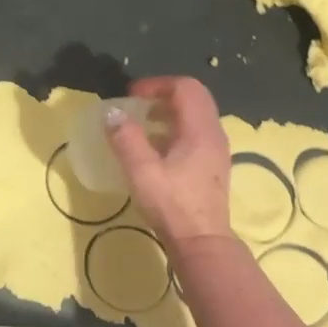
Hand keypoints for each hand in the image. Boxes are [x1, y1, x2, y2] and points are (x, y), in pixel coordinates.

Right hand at [106, 77, 233, 247]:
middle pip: (194, 98)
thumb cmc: (172, 204)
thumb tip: (111, 113)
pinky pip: (195, 134)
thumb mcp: (141, 170)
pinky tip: (154, 149)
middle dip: (163, 95)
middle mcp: (214, 134)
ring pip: (195, 116)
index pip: (186, 87)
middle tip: (136, 105)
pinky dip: (174, 130)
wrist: (201, 242)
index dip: (157, 84)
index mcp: (201, 130)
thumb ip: (126, 138)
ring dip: (168, 112)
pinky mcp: (212, 166)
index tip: (131, 96)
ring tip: (142, 125)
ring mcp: (216, 151)